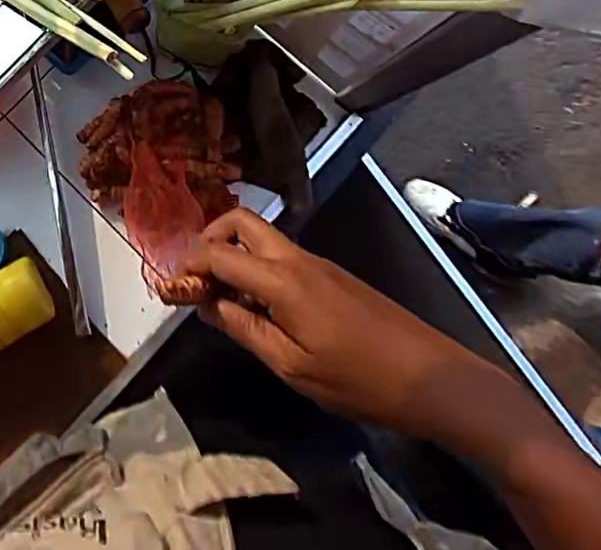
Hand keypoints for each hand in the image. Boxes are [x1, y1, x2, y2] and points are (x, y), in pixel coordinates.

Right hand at [178, 209, 539, 444]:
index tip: (169, 285)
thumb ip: (244, 329)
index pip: (219, 255)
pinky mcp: (329, 273)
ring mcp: (315, 261)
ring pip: (260, 235)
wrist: (432, 376)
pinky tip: (256, 302)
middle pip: (240, 221)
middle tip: (195, 275)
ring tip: (219, 292)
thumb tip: (207, 305)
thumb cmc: (358, 378)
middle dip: (209, 237)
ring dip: (231, 250)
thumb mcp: (292, 366)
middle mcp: (295, 257)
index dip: (188, 265)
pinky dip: (255, 264)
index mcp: (281, 279)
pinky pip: (279, 253)